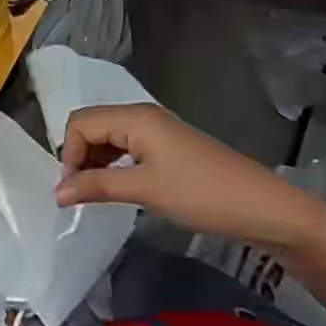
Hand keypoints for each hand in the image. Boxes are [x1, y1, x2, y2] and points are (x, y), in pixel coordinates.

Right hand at [54, 105, 325, 253]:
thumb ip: (96, 186)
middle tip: (80, 190)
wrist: (268, 209)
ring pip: (108, 135)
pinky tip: (118, 184)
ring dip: (95, 159)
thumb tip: (56, 192)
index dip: (69, 154)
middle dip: (79, 155)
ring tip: (95, 191)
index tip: (72, 189)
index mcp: (134, 117)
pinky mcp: (169, 145)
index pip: (80, 123)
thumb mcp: (145, 190)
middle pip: (91, 124)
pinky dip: (114, 161)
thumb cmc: (203, 194)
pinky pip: (126, 144)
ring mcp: (157, 129)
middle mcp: (142, 115)